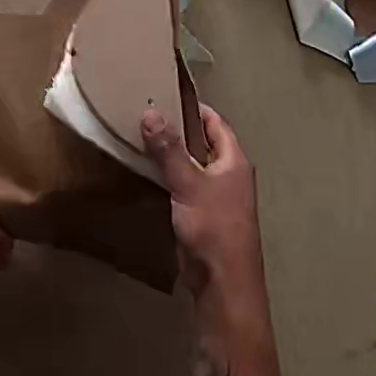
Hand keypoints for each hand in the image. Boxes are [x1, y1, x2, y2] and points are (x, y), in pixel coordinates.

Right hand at [142, 106, 272, 351]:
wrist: (221, 280)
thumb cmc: (214, 226)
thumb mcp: (189, 183)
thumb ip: (170, 150)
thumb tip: (151, 113)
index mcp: (234, 161)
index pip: (216, 124)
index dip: (195, 108)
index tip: (168, 95)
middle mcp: (228, 175)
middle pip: (203, 144)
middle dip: (178, 130)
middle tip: (147, 114)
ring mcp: (215, 197)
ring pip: (192, 167)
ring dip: (171, 155)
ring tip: (140, 139)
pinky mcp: (201, 216)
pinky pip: (183, 188)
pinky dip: (168, 178)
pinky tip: (147, 174)